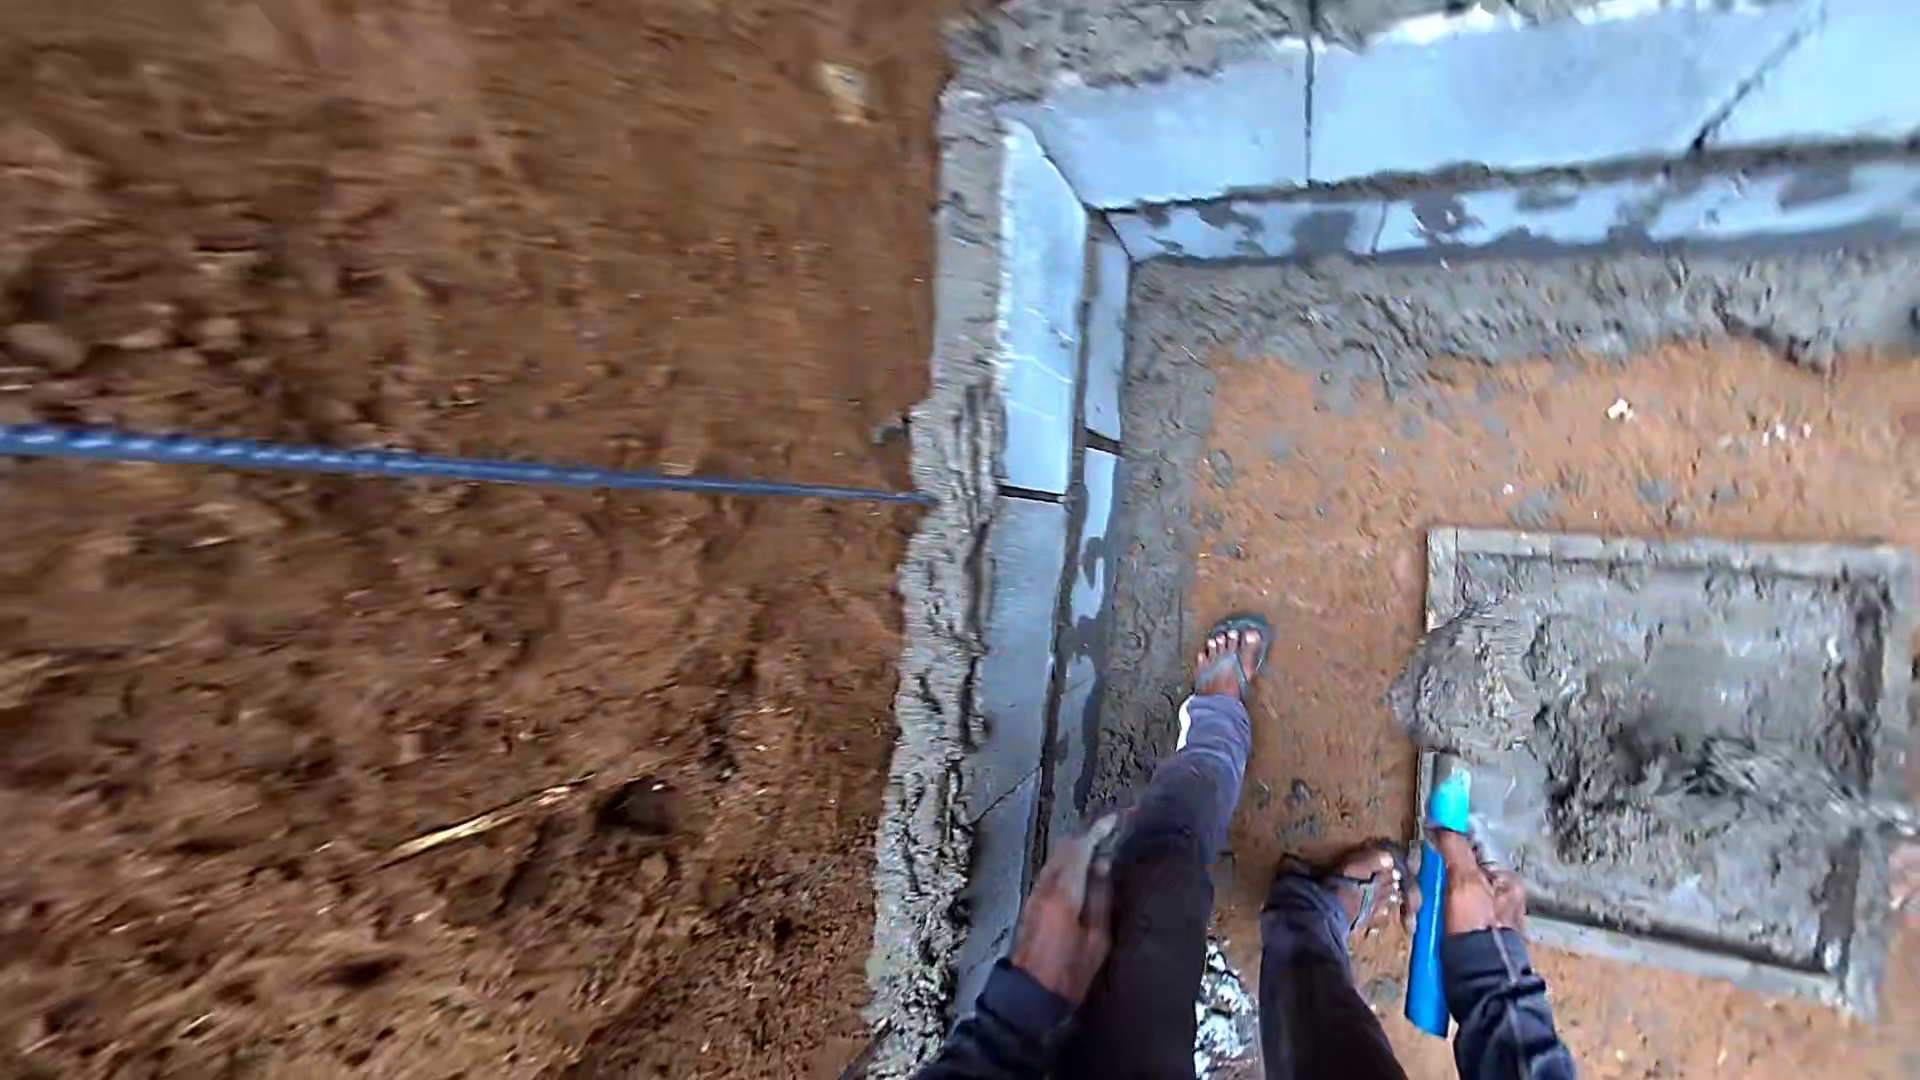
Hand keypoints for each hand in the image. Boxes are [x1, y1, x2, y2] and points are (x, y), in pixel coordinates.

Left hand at [1009, 815, 1118, 1003]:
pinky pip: (1052, 867)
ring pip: (1058, 854)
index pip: (1081, 846)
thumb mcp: (1096, 941)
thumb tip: (1103, 864)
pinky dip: (1068, 858)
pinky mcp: (1033, 899)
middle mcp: (1046, 883)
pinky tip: (1081, 866)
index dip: (1099, 828)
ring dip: (1077, 844)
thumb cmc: (1068, 974)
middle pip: (1066, 844)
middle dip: (1088, 832)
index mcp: (1064, 891)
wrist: (1029, 995)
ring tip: (1099, 844)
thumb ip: (1100, 897)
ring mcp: (1036, 890)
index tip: (1115, 818)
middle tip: (1110, 829)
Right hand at [1430, 827, 1526, 937]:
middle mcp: (1490, 891)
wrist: (1477, 977)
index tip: (1427, 852)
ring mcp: (1473, 909)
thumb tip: (1440, 822)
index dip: (1443, 844)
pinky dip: (1422, 909)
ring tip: (1420, 910)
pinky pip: (1433, 905)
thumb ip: (1455, 847)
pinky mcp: (1457, 924)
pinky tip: (1420, 918)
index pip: (1466, 845)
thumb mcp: (1466, 880)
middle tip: (1424, 890)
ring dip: (1421, 895)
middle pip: (1445, 865)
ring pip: (1435, 885)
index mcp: (1501, 878)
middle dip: (1427, 876)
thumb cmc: (1478, 927)